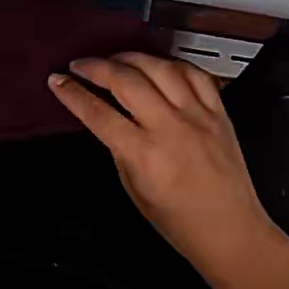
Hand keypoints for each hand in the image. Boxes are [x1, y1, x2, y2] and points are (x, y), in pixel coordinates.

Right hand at [48, 53, 278, 272]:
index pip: (98, 113)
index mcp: (144, 155)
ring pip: (159, 68)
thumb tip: (105, 117)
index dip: (72, 94)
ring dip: (130, 57)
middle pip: (126, 81)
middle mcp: (171, 129)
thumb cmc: (178, 221)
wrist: (231, 231)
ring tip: (114, 59)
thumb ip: (119, 148)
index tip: (57, 82)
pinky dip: (171, 64)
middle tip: (79, 65)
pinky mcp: (219, 113)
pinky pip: (194, 74)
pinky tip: (156, 65)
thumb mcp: (133, 189)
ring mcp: (198, 117)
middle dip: (96, 67)